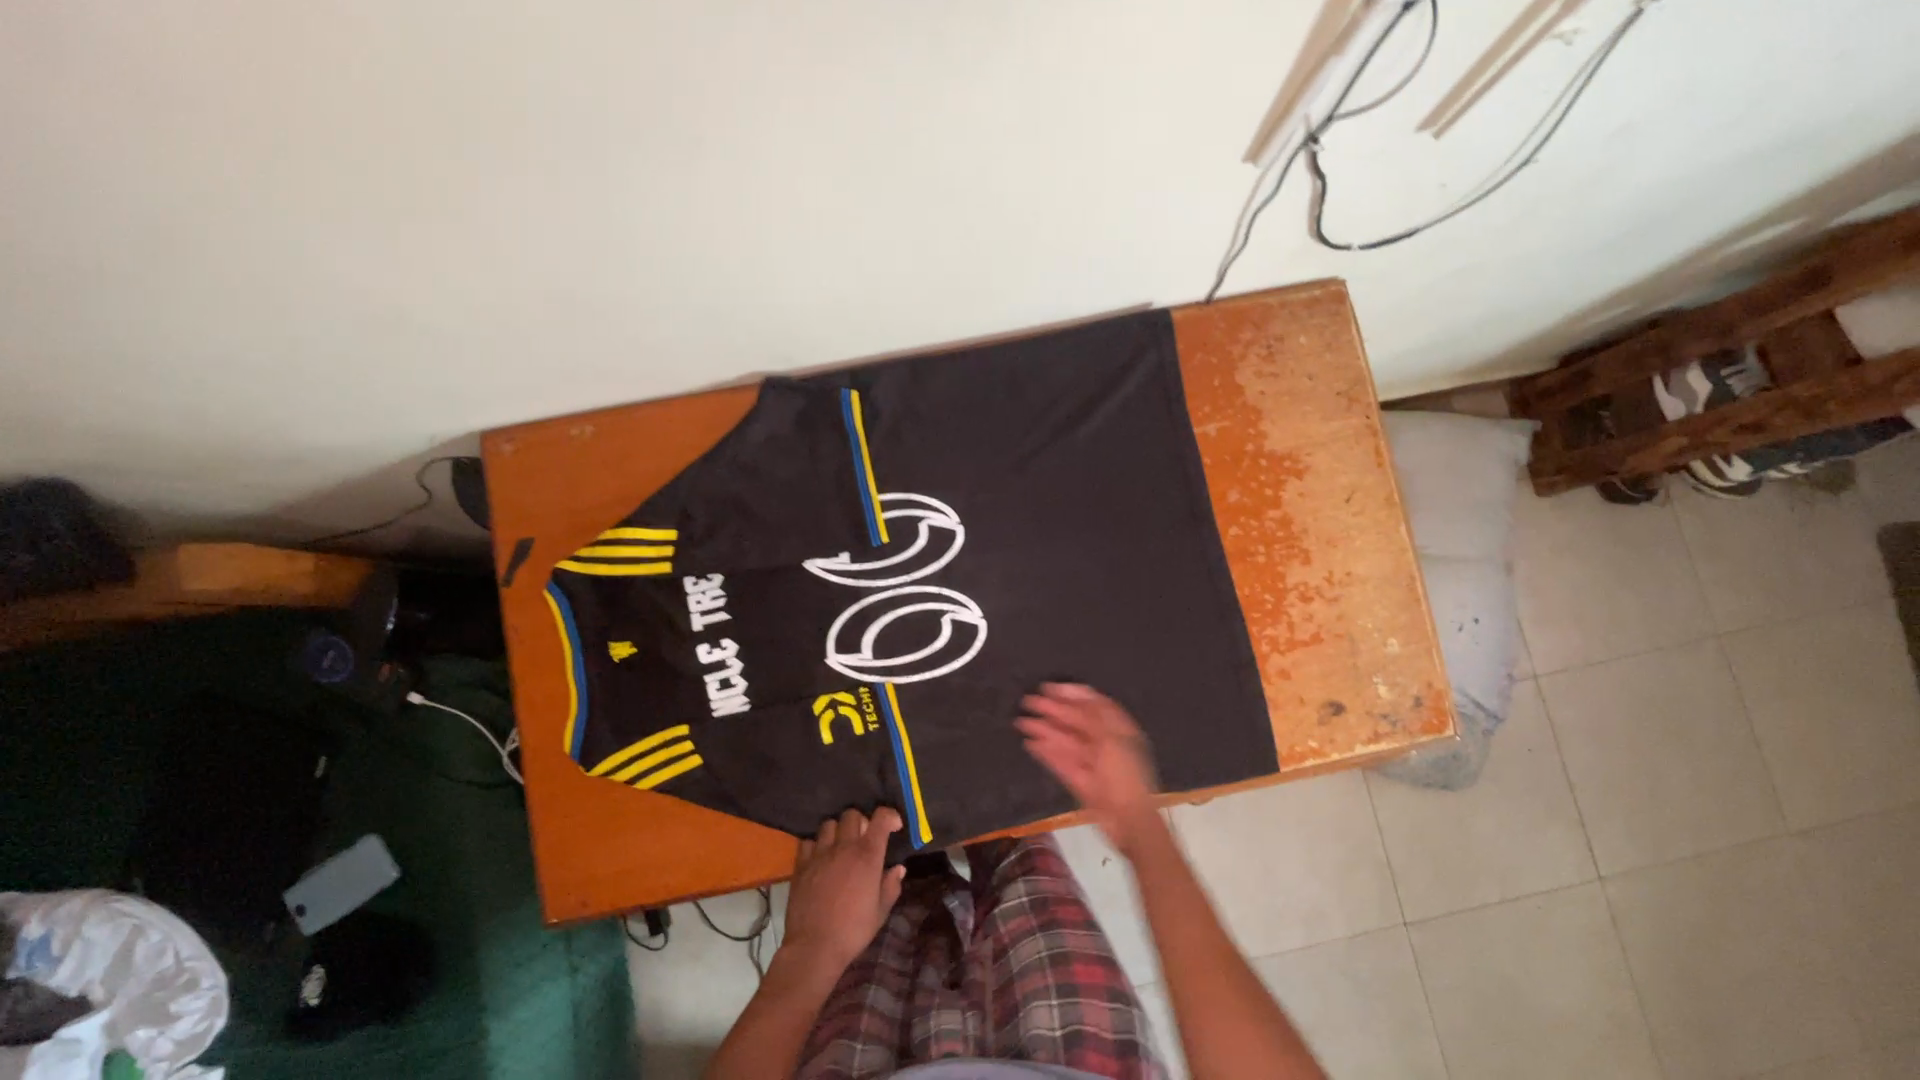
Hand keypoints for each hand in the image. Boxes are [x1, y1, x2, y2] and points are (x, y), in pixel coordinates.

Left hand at [781, 807, 906, 974]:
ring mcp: (819, 854)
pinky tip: (820, 859)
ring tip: (841, 847)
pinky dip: (817, 845)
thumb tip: (898, 868)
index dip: (890, 816)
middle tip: (865, 840)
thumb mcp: (880, 912)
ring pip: (829, 824)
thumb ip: (890, 886)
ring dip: (838, 831)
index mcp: (867, 856)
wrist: (814, 946)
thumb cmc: (853, 931)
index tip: (894, 827)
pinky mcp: (800, 864)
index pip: (881, 818)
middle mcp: (843, 847)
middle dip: (862, 822)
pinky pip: (808, 841)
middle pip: (852, 815)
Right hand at [1017, 683, 1163, 855]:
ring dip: (1045, 730)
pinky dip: (1047, 752)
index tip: (1049, 687)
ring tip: (1022, 722)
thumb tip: (1078, 693)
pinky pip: (1062, 762)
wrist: (1129, 821)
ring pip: (1066, 741)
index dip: (1073, 694)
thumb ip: (1093, 716)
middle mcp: (1105, 743)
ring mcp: (1092, 763)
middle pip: (1077, 722)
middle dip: (1054, 710)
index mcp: (1118, 730)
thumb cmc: (1124, 775)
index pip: (1094, 705)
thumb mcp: (1112, 739)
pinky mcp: (1081, 781)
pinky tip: (1031, 743)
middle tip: (1028, 701)